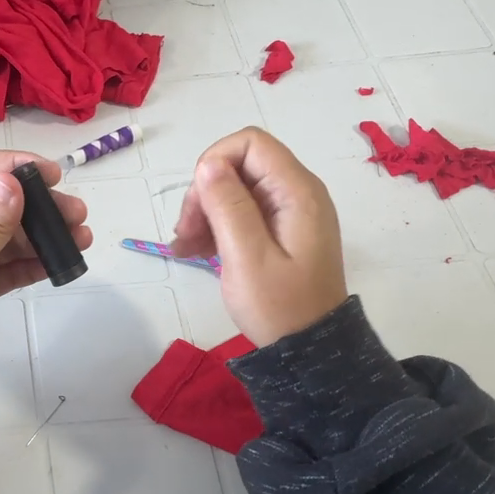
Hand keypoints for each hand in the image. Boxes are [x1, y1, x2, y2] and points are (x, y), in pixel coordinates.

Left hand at [0, 152, 90, 374]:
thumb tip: (13, 181)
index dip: (16, 167)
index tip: (52, 175)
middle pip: (4, 202)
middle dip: (42, 206)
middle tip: (77, 214)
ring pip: (14, 235)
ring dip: (45, 235)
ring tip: (80, 240)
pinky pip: (13, 264)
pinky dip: (36, 263)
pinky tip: (62, 263)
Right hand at [168, 127, 346, 347]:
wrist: (309, 349)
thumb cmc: (279, 306)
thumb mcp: (248, 258)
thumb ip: (229, 207)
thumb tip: (208, 165)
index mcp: (297, 192)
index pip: (250, 143)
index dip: (214, 163)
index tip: (197, 204)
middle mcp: (297, 192)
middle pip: (240, 164)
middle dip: (205, 192)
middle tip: (185, 235)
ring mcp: (289, 211)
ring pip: (236, 187)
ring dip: (205, 211)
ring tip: (186, 248)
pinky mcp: (280, 230)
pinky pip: (242, 211)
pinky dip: (216, 225)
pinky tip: (197, 251)